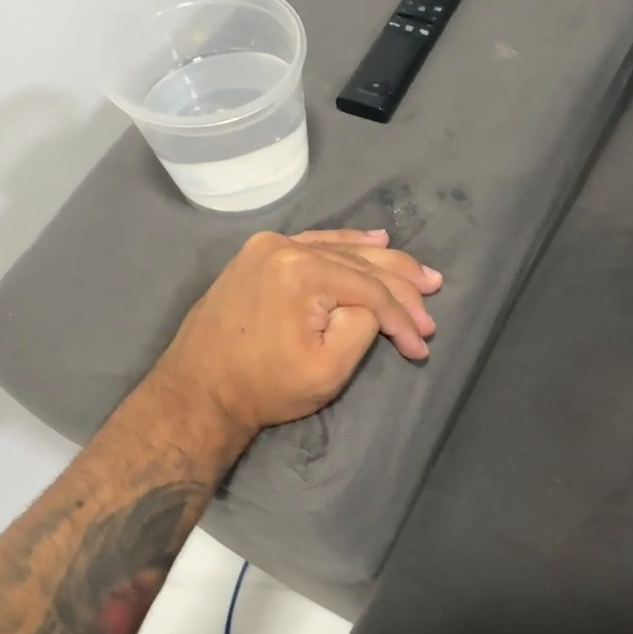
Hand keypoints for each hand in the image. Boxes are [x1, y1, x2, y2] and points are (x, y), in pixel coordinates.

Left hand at [151, 228, 443, 438]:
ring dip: (384, 262)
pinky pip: (317, 243)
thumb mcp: (328, 369)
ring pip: (342, 251)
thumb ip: (363, 327)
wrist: (198, 393)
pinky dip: (349, 245)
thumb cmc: (265, 387)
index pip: (371, 290)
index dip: (403, 317)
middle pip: (361, 264)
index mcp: (301, 271)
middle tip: (434, 298)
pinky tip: (376, 240)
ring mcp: (269, 247)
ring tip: (420, 273)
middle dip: (402, 286)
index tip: (422, 345)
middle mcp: (285, 246)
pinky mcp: (261, 255)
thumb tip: (374, 307)